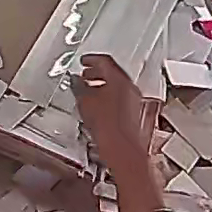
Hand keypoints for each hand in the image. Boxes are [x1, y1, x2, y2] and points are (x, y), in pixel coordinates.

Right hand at [72, 54, 153, 176]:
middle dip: (97, 73)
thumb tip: (76, 82)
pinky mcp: (134, 115)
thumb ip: (79, 88)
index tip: (84, 61)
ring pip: (117, 87)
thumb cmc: (109, 128)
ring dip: (102, 86)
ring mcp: (135, 101)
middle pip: (112, 73)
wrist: (123, 151)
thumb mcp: (85, 103)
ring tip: (89, 92)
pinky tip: (98, 107)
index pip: (105, 62)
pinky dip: (108, 98)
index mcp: (119, 80)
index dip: (91, 59)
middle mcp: (130, 88)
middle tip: (85, 75)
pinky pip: (120, 99)